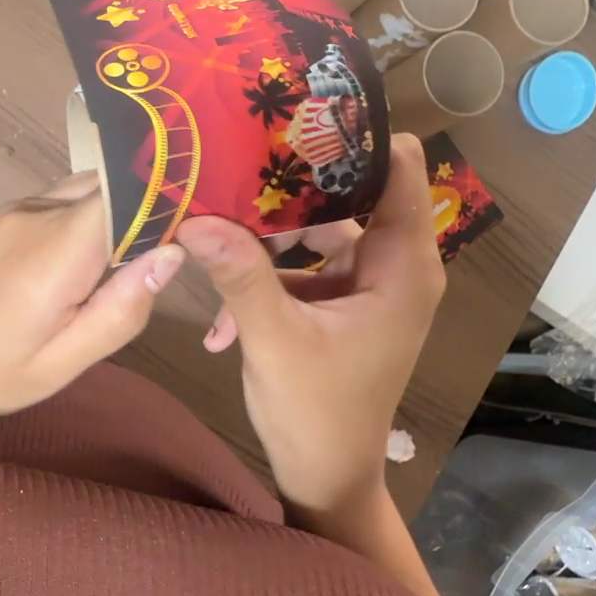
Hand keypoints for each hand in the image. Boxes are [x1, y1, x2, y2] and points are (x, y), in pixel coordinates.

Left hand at [0, 171, 185, 414]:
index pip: (125, 196)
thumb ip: (120, 311)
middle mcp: (34, 214)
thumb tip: (171, 254)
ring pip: (93, 188)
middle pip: (113, 186)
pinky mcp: (11, 213)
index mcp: (49, 254)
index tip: (197, 230)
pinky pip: (69, 199)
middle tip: (169, 258)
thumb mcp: (61, 364)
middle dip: (148, 213)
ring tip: (129, 265)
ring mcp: (19, 207)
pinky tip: (94, 261)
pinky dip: (95, 219)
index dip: (166, 204)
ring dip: (120, 217)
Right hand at [176, 134, 443, 513]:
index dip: (354, 138)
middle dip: (287, 189)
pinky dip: (266, 284)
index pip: (398, 169)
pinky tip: (220, 319)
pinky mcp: (341, 308)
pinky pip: (303, 273)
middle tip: (230, 166)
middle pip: (346, 197)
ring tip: (209, 239)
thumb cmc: (316, 412)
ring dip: (264, 246)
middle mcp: (393, 267)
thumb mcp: (274, 339)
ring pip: (316, 236)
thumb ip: (239, 275)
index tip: (293, 118)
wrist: (325, 477)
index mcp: (402, 266)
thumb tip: (193, 219)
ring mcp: (367, 288)